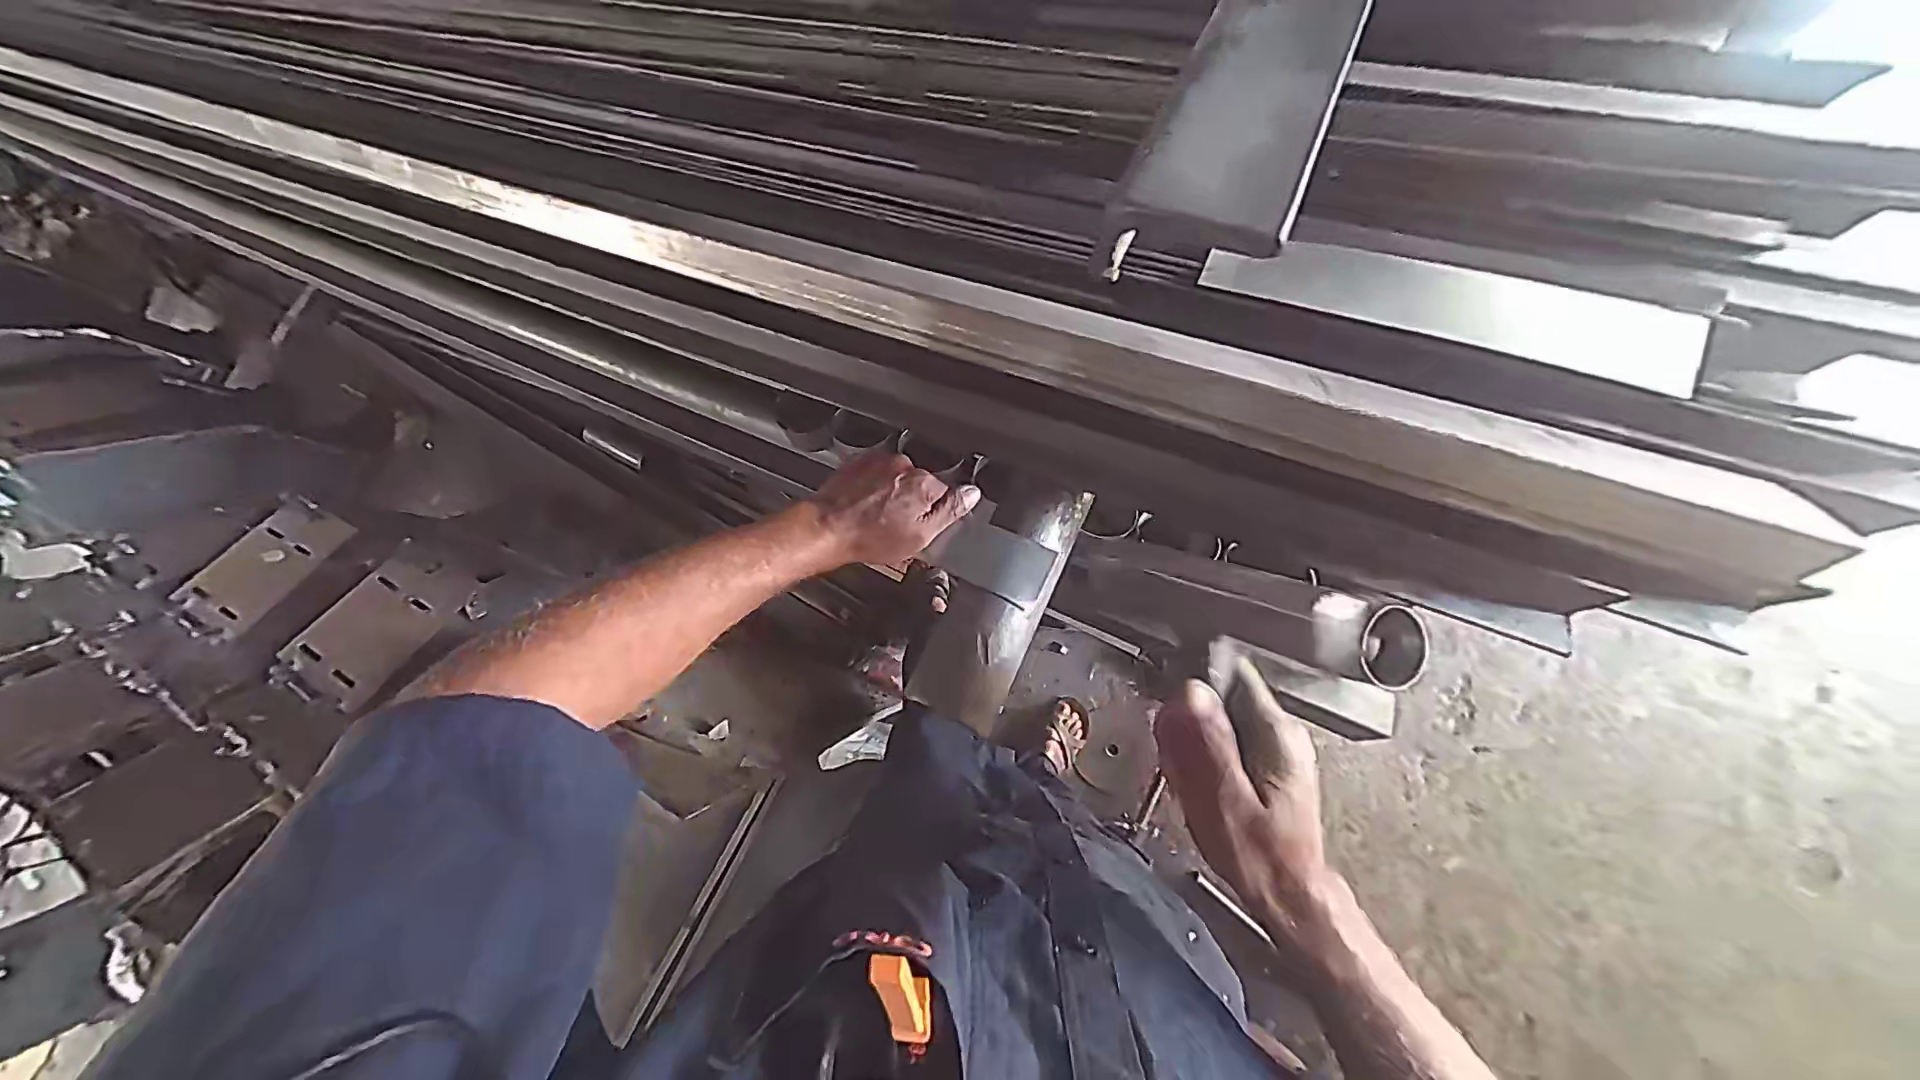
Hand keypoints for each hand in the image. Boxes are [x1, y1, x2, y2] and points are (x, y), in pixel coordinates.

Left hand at [806, 451, 980, 568]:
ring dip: (892, 493)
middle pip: (920, 484)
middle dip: (912, 502)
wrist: (826, 528)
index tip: (922, 524)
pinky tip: (865, 506)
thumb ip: (951, 511)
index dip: (935, 512)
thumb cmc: (868, 536)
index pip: (946, 493)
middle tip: (897, 525)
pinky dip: (874, 487)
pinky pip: (876, 474)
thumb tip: (972, 494)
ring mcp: (880, 461)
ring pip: (897, 478)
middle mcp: (904, 466)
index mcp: (924, 484)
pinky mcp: (860, 462)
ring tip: (877, 517)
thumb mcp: (920, 536)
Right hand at [1155, 657, 1330, 940]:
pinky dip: (1200, 755)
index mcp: (1274, 733)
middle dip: (1185, 718)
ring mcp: (1273, 746)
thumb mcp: (1223, 800)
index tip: (1170, 710)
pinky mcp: (1262, 762)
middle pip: (1218, 694)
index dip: (1190, 683)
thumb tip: (1189, 692)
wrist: (1288, 898)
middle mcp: (1279, 732)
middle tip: (1177, 758)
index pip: (1227, 672)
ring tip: (1187, 776)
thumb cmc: (1262, 859)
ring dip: (1190, 738)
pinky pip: (1220, 739)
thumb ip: (1205, 744)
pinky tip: (1198, 783)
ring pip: (1215, 716)